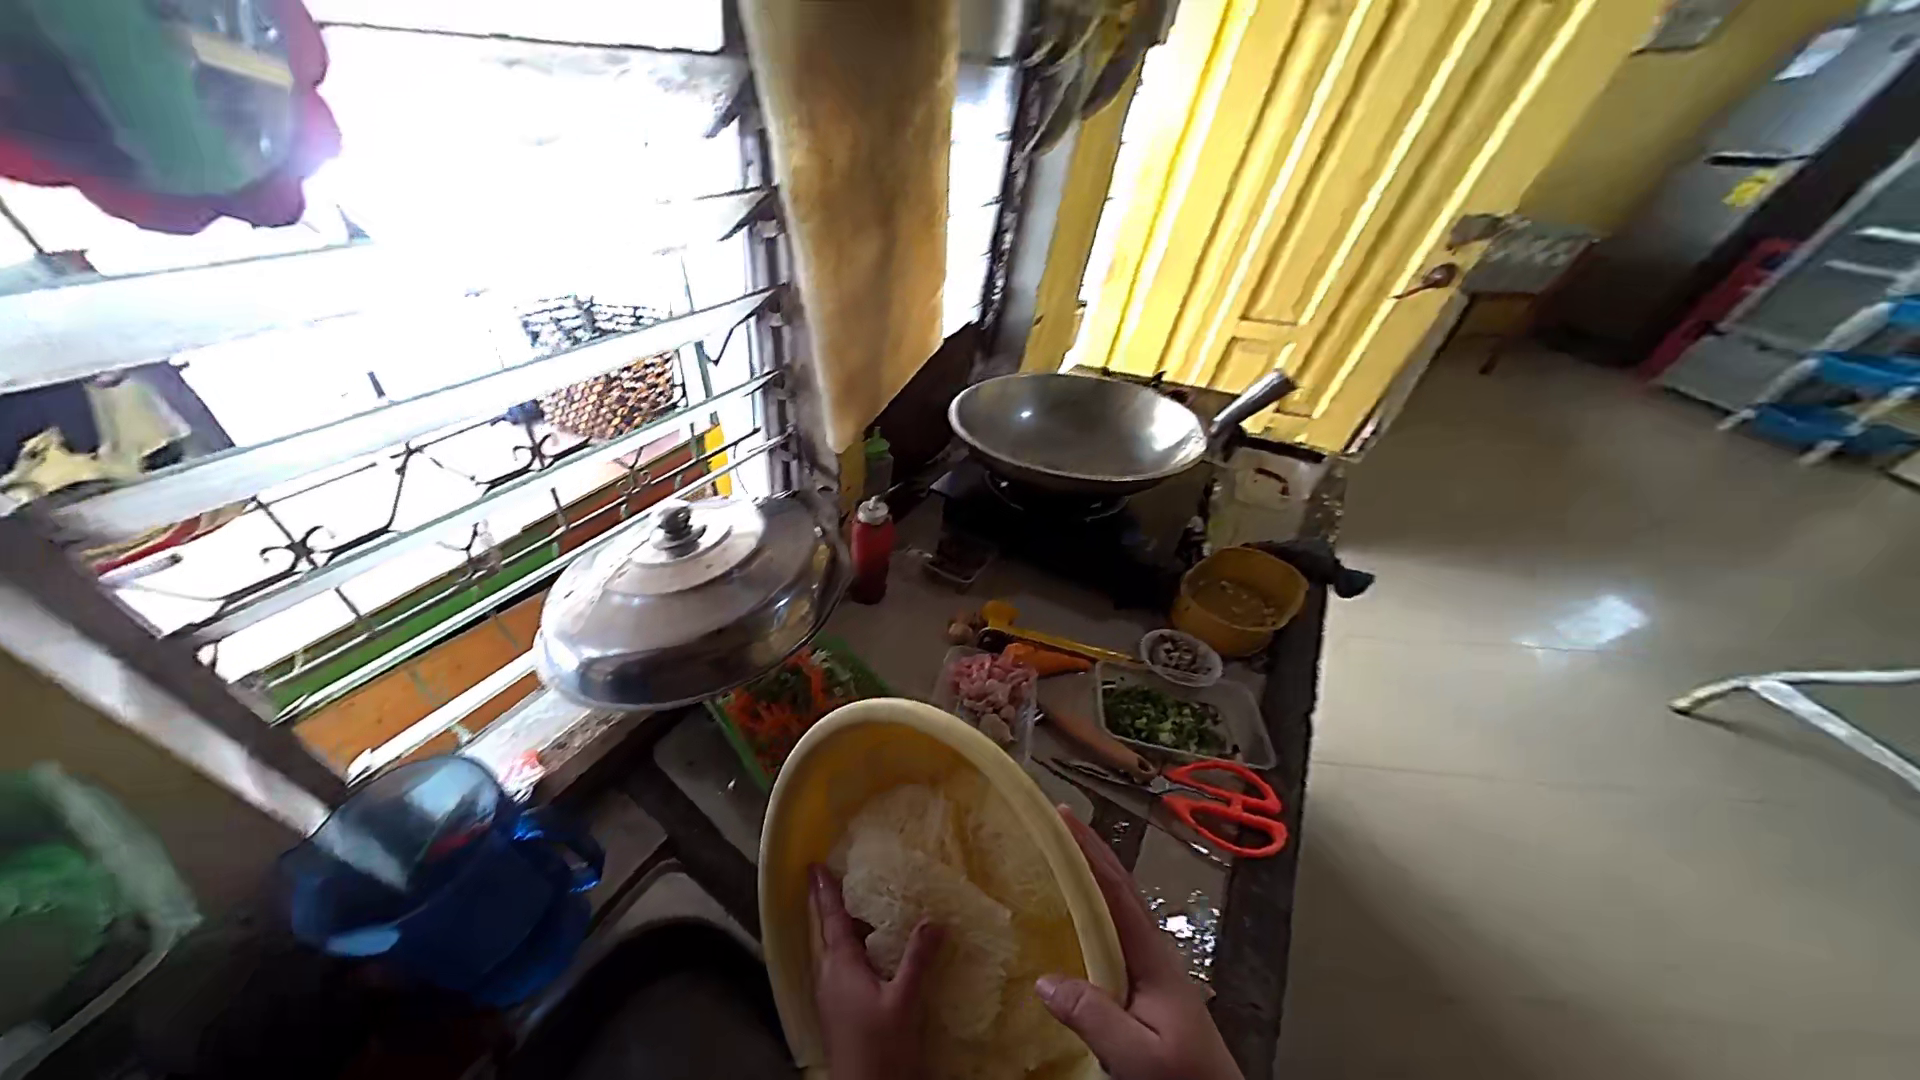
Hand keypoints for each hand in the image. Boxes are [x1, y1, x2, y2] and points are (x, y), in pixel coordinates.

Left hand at [809, 864, 945, 1079]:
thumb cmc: (881, 1049)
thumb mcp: (904, 1002)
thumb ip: (918, 959)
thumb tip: (935, 919)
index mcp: (840, 966)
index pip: (830, 919)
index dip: (824, 891)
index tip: (813, 866)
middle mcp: (829, 975)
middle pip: (824, 931)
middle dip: (825, 903)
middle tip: (828, 875)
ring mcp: (831, 994)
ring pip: (830, 948)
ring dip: (836, 923)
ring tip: (849, 902)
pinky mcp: (839, 1009)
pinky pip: (838, 963)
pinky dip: (847, 944)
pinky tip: (864, 947)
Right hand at [1035, 809, 1244, 1079]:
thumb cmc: (1184, 1075)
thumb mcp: (1138, 1054)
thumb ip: (1095, 1016)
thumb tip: (1044, 980)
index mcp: (1151, 952)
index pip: (1116, 887)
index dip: (1090, 849)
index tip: (1064, 817)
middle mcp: (1150, 947)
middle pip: (1117, 885)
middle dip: (1089, 849)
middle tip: (1056, 822)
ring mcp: (1148, 963)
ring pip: (1116, 904)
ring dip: (1091, 872)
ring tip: (1059, 853)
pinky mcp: (1142, 981)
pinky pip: (1111, 928)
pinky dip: (1092, 903)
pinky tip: (1073, 910)